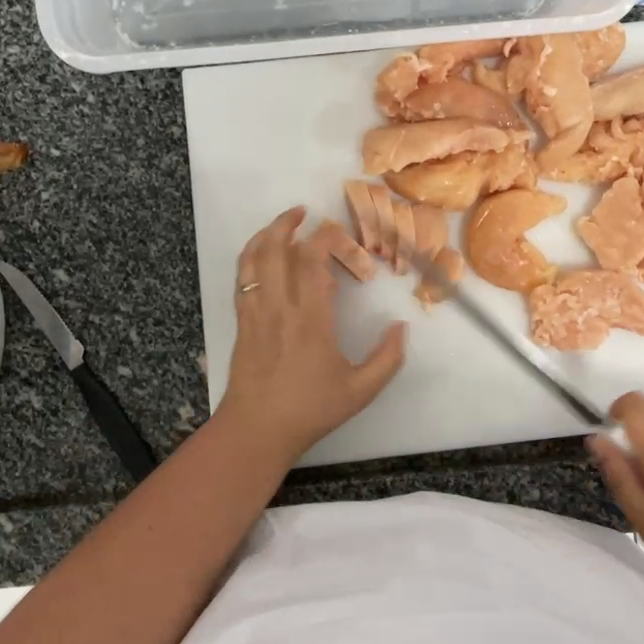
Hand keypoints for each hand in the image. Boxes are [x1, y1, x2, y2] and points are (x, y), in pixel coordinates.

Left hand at [215, 207, 406, 461]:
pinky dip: (250, 257)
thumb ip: (387, 358)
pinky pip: (242, 279)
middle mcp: (278, 307)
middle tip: (304, 213)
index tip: (335, 230)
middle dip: (287, 224)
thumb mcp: (360, 391)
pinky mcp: (241, 322)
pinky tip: (261, 254)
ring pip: (253, 260)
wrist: (257, 429)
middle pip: (275, 250)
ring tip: (281, 224)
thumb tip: (402, 327)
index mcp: (310, 320)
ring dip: (265, 235)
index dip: (323, 238)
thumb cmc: (310, 409)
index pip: (312, 262)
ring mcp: (255, 312)